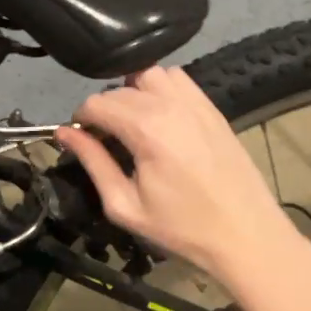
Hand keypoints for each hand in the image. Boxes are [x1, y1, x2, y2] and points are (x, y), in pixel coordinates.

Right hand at [57, 66, 299, 290]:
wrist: (247, 236)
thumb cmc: (183, 228)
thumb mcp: (126, 205)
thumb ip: (92, 163)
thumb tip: (63, 133)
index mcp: (145, 129)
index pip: (96, 103)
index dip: (82, 121)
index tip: (85, 142)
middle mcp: (168, 104)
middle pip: (118, 88)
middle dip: (104, 110)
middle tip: (107, 141)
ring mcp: (193, 101)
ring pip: (146, 73)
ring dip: (132, 91)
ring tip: (135, 122)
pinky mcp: (210, 106)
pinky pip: (176, 77)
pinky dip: (161, 86)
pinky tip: (161, 115)